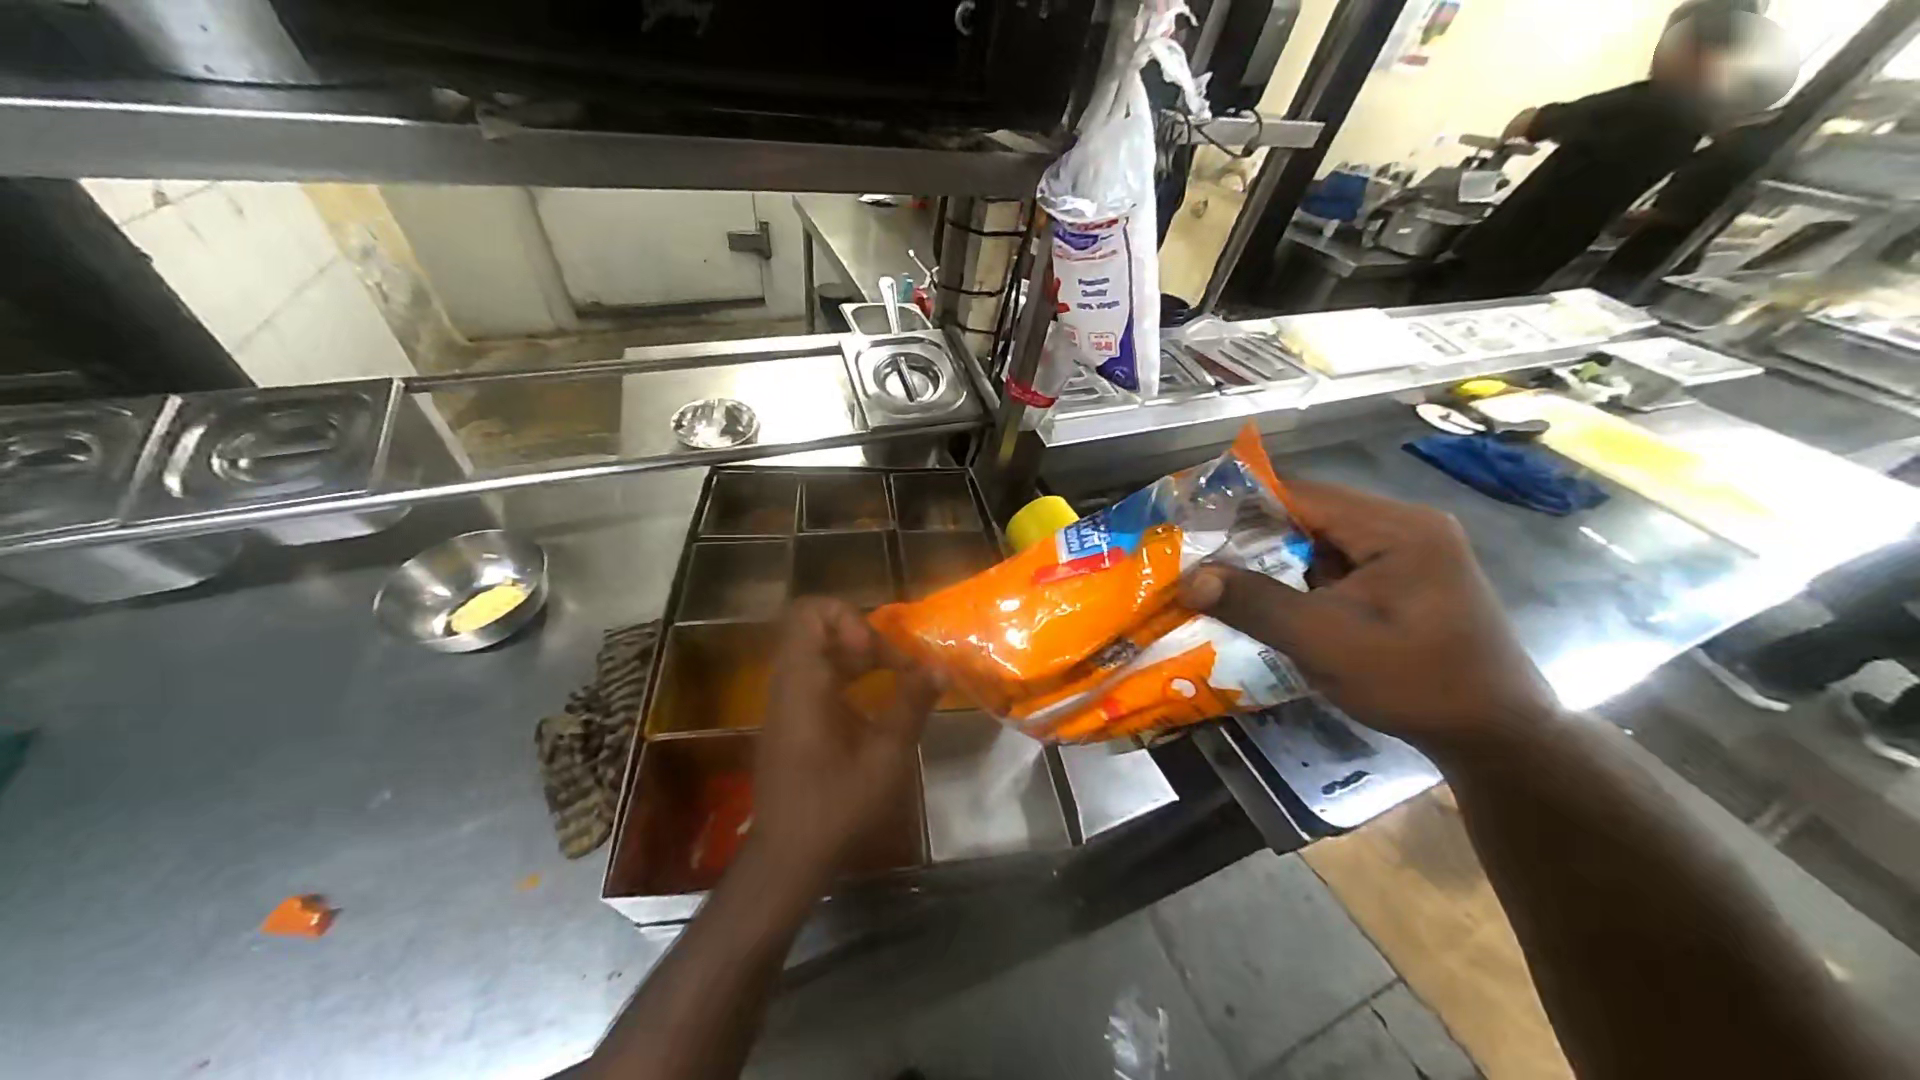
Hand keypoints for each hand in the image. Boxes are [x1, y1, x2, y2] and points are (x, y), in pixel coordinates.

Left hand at [746, 598, 938, 887]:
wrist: (788, 855)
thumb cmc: (837, 805)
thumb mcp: (887, 754)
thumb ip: (912, 703)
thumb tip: (939, 666)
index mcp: (804, 683)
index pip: (809, 613)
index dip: (848, 617)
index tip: (876, 651)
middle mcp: (788, 683)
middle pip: (816, 628)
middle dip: (861, 635)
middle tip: (894, 663)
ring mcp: (786, 702)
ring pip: (817, 652)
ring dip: (856, 657)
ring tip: (893, 677)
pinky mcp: (791, 720)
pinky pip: (816, 677)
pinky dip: (846, 676)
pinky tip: (875, 702)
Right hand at [1180, 478, 1558, 754]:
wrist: (1496, 736)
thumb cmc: (1415, 681)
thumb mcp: (1325, 642)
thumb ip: (1255, 604)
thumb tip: (1189, 580)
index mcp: (1396, 527)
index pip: (1301, 494)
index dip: (1241, 506)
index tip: (1193, 527)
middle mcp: (1405, 527)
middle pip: (1310, 515)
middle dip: (1253, 538)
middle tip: (1201, 559)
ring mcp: (1408, 554)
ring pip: (1321, 542)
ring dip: (1275, 560)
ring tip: (1224, 580)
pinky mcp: (1404, 580)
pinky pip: (1338, 566)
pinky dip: (1301, 580)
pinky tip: (1271, 602)